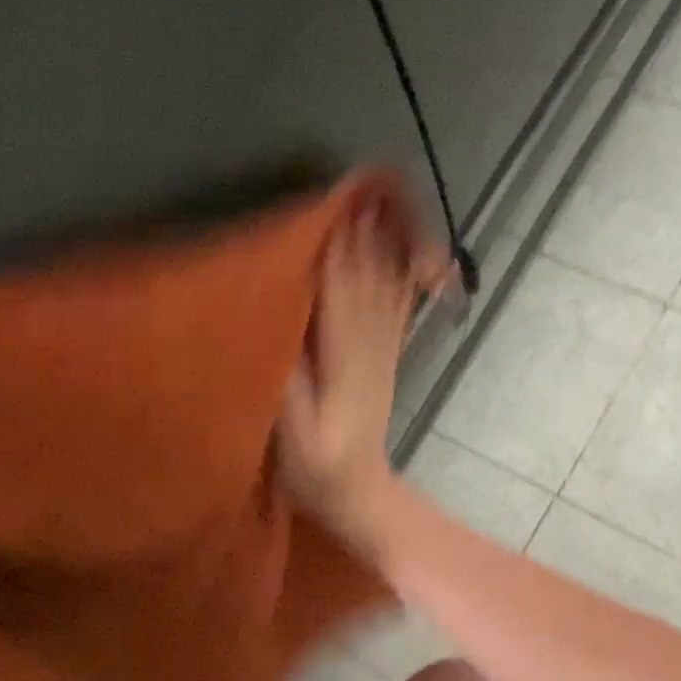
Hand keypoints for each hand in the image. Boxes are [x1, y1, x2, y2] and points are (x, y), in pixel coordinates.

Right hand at [276, 204, 435, 551]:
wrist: (359, 494)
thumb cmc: (314, 469)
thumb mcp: (290, 432)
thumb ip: (285, 377)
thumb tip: (280, 322)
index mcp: (344, 359)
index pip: (340, 291)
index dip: (336, 247)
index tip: (331, 206)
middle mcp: (370, 347)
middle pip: (368, 279)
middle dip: (363, 233)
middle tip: (359, 186)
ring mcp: (383, 352)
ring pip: (386, 288)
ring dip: (383, 246)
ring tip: (380, 204)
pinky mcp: (386, 360)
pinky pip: (395, 308)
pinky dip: (397, 275)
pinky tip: (400, 254)